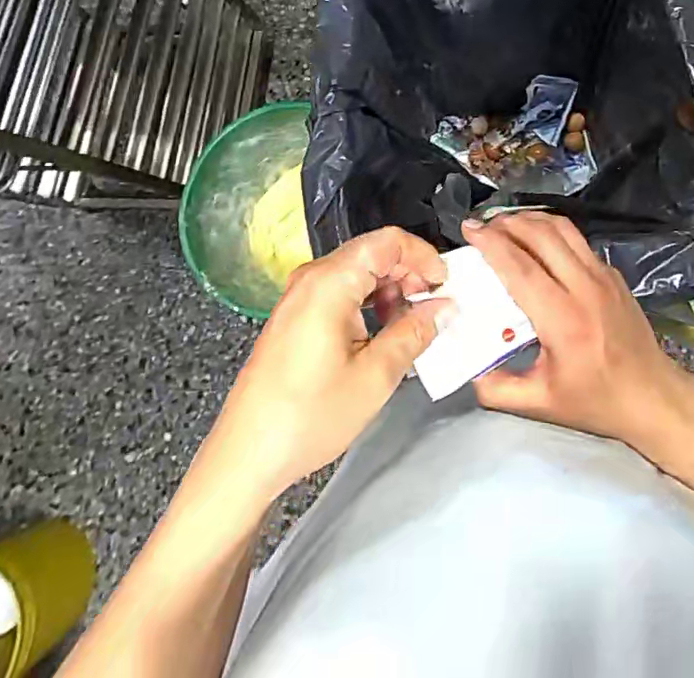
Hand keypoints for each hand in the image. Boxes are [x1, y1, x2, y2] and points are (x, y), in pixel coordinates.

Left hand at [196, 226, 451, 503]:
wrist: (248, 453)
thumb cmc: (303, 418)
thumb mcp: (376, 376)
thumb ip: (415, 332)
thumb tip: (442, 309)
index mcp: (329, 283)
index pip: (388, 241)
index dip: (424, 256)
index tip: (444, 282)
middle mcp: (311, 280)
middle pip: (373, 251)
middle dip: (410, 272)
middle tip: (435, 303)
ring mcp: (300, 296)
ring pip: (358, 271)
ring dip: (390, 288)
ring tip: (410, 323)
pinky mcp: (296, 315)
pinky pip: (341, 290)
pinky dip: (368, 301)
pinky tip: (382, 331)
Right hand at [464, 213, 693, 454]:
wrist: (654, 398)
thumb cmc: (597, 401)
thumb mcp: (540, 405)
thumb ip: (497, 389)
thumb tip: (468, 366)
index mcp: (563, 320)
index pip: (520, 268)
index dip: (491, 244)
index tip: (469, 230)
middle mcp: (585, 288)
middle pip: (541, 236)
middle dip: (507, 222)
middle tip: (482, 224)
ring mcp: (604, 277)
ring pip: (563, 229)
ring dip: (530, 219)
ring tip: (505, 223)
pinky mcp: (613, 274)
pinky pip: (578, 241)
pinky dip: (551, 232)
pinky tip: (536, 241)